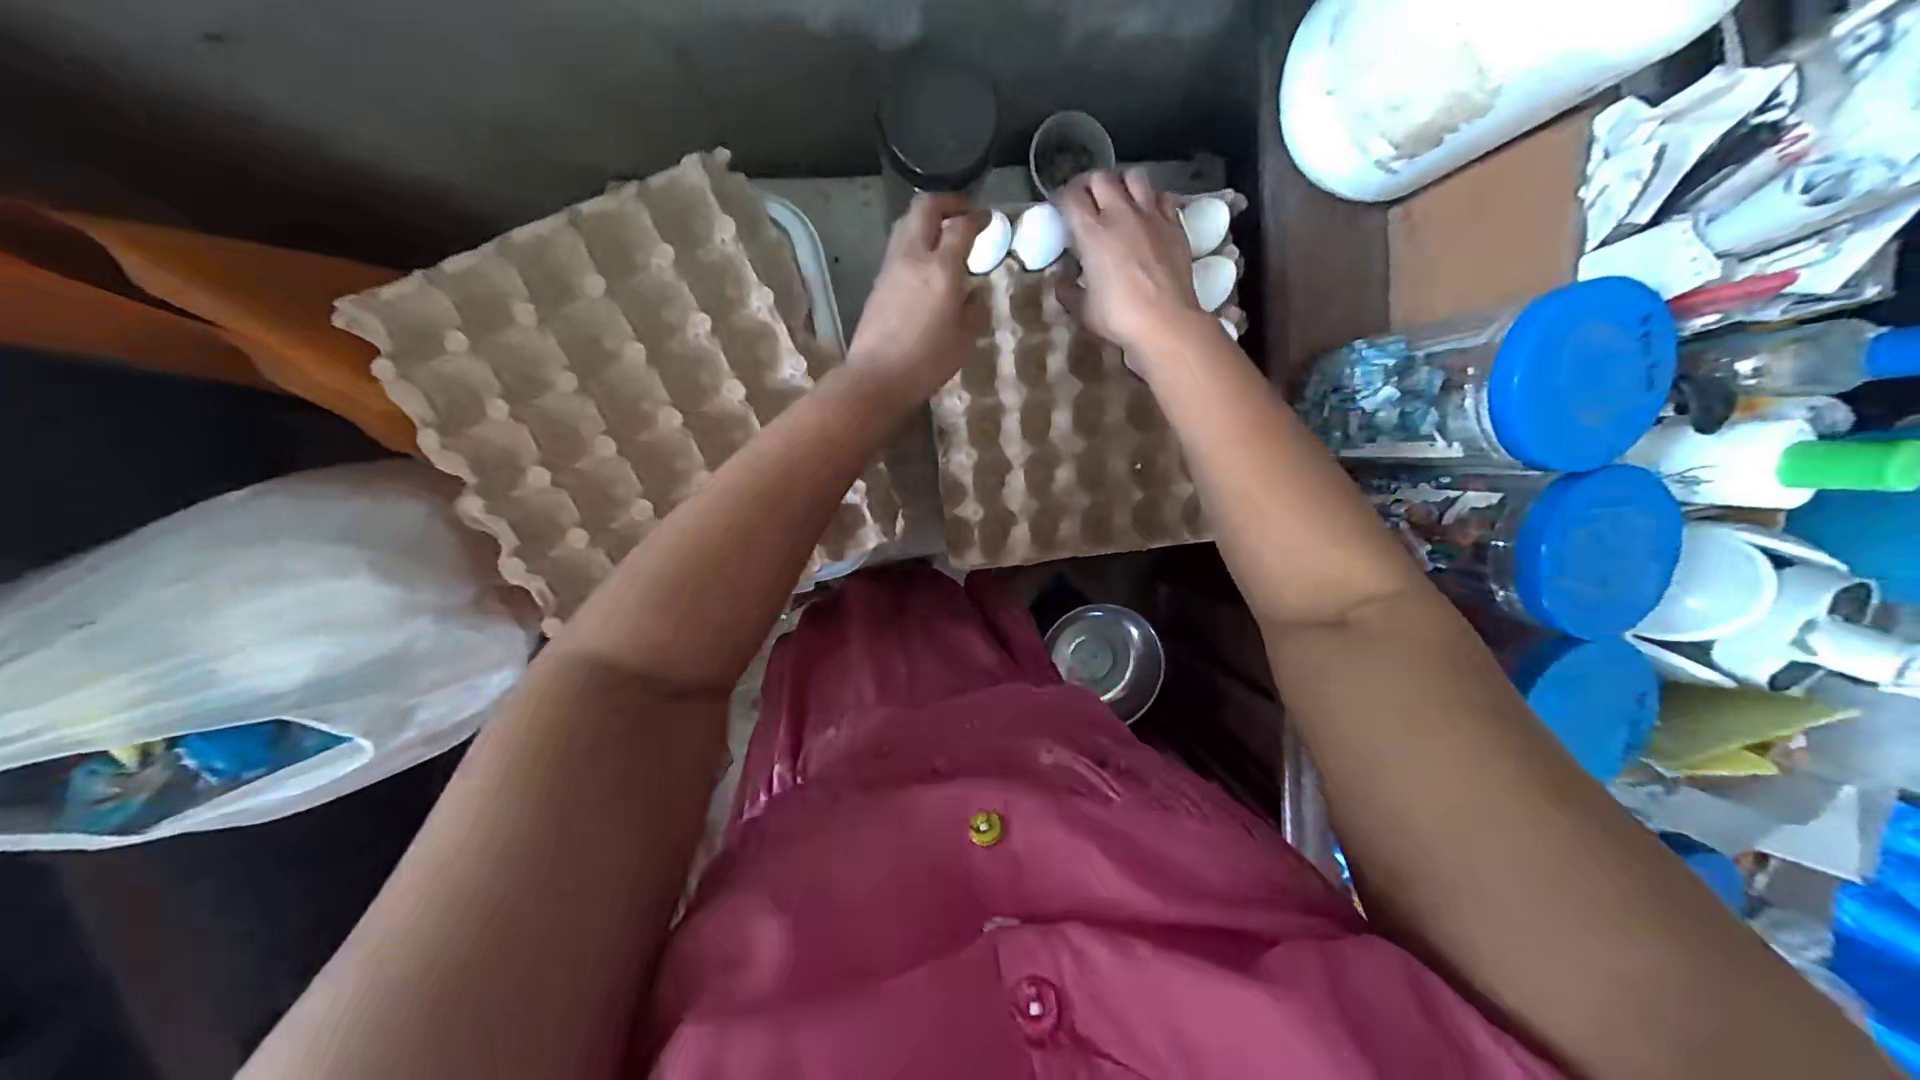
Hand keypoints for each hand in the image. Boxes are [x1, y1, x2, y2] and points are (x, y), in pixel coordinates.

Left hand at [847, 193, 986, 398]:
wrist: (876, 377)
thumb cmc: (927, 362)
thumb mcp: (965, 340)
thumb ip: (974, 311)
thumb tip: (974, 296)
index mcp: (942, 269)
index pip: (961, 227)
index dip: (977, 217)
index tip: (988, 218)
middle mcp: (914, 257)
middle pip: (925, 208)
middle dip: (947, 202)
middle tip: (963, 212)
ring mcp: (891, 267)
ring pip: (906, 224)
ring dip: (927, 220)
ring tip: (943, 235)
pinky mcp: (878, 282)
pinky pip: (898, 247)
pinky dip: (915, 242)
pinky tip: (925, 263)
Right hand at [1056, 169, 1210, 355]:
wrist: (1166, 322)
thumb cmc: (1119, 317)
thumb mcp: (1083, 310)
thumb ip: (1069, 292)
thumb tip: (1062, 284)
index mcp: (1092, 233)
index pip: (1071, 197)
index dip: (1062, 197)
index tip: (1060, 207)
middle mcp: (1121, 214)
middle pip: (1101, 177)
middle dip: (1089, 184)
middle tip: (1086, 199)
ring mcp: (1151, 216)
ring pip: (1134, 176)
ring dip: (1122, 182)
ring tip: (1118, 197)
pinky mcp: (1174, 224)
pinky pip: (1161, 196)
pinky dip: (1150, 198)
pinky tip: (1146, 212)